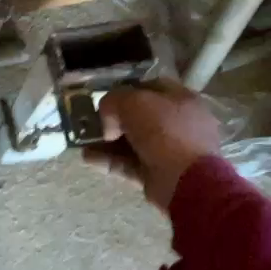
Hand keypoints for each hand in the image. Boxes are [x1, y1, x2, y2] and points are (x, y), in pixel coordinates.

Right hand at [81, 78, 221, 209]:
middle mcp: (179, 124)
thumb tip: (109, 120)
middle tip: (93, 122)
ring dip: (107, 142)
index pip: (149, 87)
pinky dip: (110, 161)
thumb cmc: (164, 131)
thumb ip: (113, 101)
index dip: (125, 90)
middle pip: (139, 116)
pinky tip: (88, 158)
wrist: (187, 182)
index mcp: (181, 99)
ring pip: (133, 142)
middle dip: (113, 120)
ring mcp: (171, 151)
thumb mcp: (132, 102)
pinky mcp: (160, 175)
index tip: (105, 98)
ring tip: (83, 143)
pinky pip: (131, 164)